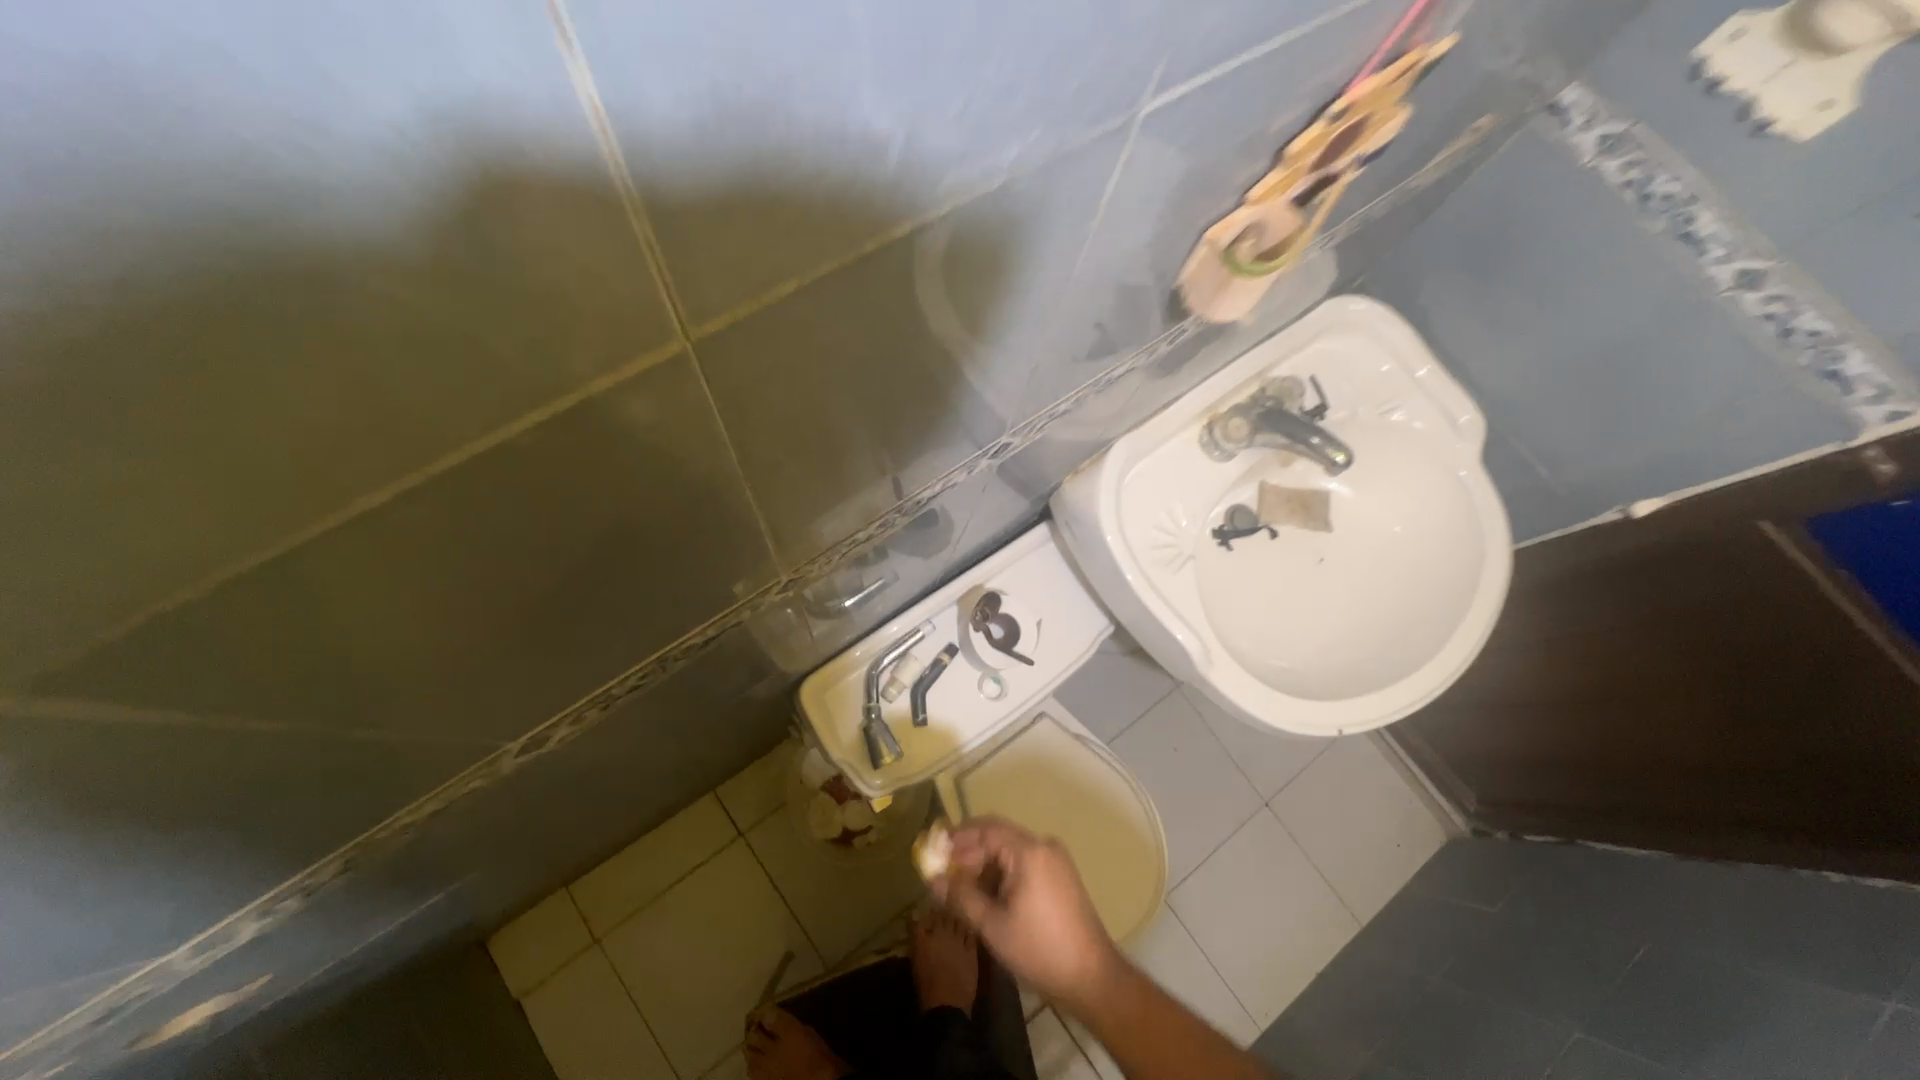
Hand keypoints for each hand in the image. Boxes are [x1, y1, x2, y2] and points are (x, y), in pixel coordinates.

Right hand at [929, 817, 1122, 1007]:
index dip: (957, 837)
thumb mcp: (992, 925)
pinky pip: (1025, 865)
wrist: (1091, 977)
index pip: (985, 829)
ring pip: (1010, 853)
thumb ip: (961, 897)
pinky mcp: (1061, 878)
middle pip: (998, 838)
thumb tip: (933, 879)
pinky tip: (988, 898)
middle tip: (943, 876)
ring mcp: (1056, 862)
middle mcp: (1044, 847)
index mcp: (1029, 851)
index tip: (933, 851)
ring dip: (985, 867)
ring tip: (961, 892)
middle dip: (969, 854)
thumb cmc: (1039, 949)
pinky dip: (1003, 875)